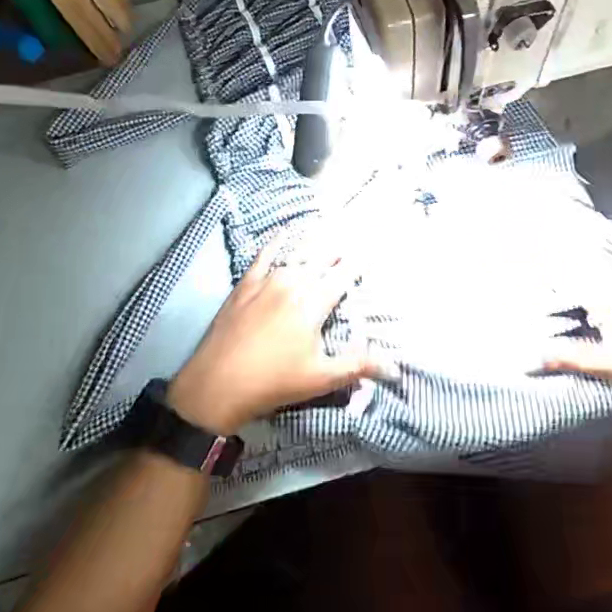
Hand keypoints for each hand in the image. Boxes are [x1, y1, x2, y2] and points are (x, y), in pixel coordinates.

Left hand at [166, 240, 376, 434]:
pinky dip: (276, 242)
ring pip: (296, 253)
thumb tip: (395, 367)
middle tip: (357, 231)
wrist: (216, 385)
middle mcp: (292, 284)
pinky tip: (284, 232)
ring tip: (330, 226)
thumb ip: (359, 366)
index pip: (344, 275)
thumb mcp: (321, 378)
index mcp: (314, 304)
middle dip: (341, 246)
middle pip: (322, 258)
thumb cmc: (274, 382)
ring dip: (316, 240)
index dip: (361, 261)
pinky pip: (264, 256)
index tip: (375, 247)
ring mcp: (266, 282)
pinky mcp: (244, 285)